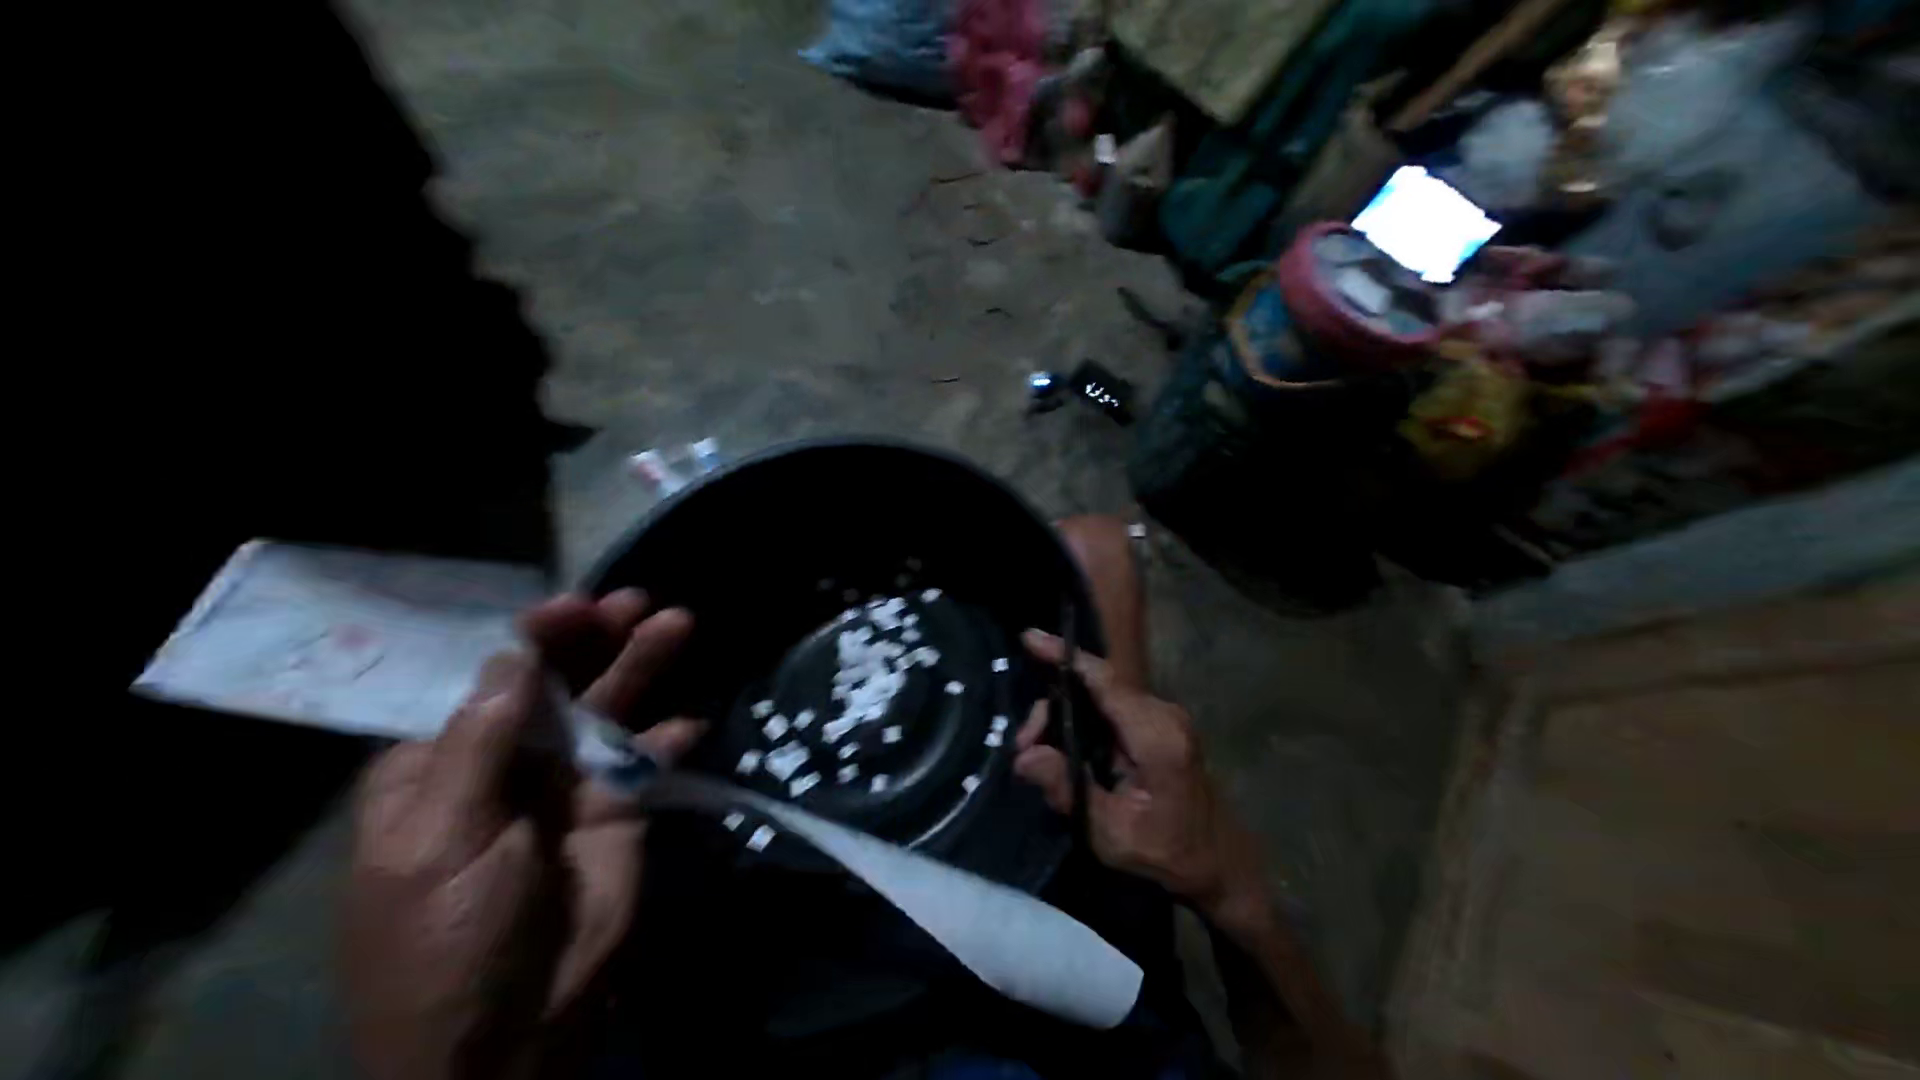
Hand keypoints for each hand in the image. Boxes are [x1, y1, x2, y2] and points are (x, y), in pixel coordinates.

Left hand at [342, 590, 700, 1079]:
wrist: (512, 1032)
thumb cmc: (446, 937)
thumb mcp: (437, 841)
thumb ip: (479, 744)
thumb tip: (512, 658)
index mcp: (444, 765)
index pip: (488, 682)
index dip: (529, 640)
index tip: (572, 607)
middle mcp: (512, 761)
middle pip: (558, 684)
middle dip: (595, 641)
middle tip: (635, 602)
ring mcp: (572, 782)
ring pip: (610, 709)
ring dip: (642, 667)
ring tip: (677, 623)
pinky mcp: (622, 807)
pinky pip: (649, 758)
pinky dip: (670, 737)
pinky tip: (688, 724)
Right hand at [1012, 629, 1268, 924]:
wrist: (1219, 863)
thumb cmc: (1168, 852)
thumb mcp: (1112, 832)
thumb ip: (1068, 789)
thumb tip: (1024, 757)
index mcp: (1157, 736)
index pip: (1106, 680)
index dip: (1066, 656)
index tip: (1030, 638)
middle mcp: (1163, 714)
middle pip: (1096, 687)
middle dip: (1053, 707)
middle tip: (1024, 747)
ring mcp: (1164, 717)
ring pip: (1100, 696)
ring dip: (1064, 715)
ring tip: (1037, 754)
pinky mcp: (1159, 725)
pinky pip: (1112, 707)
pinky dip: (1081, 720)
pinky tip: (1061, 748)